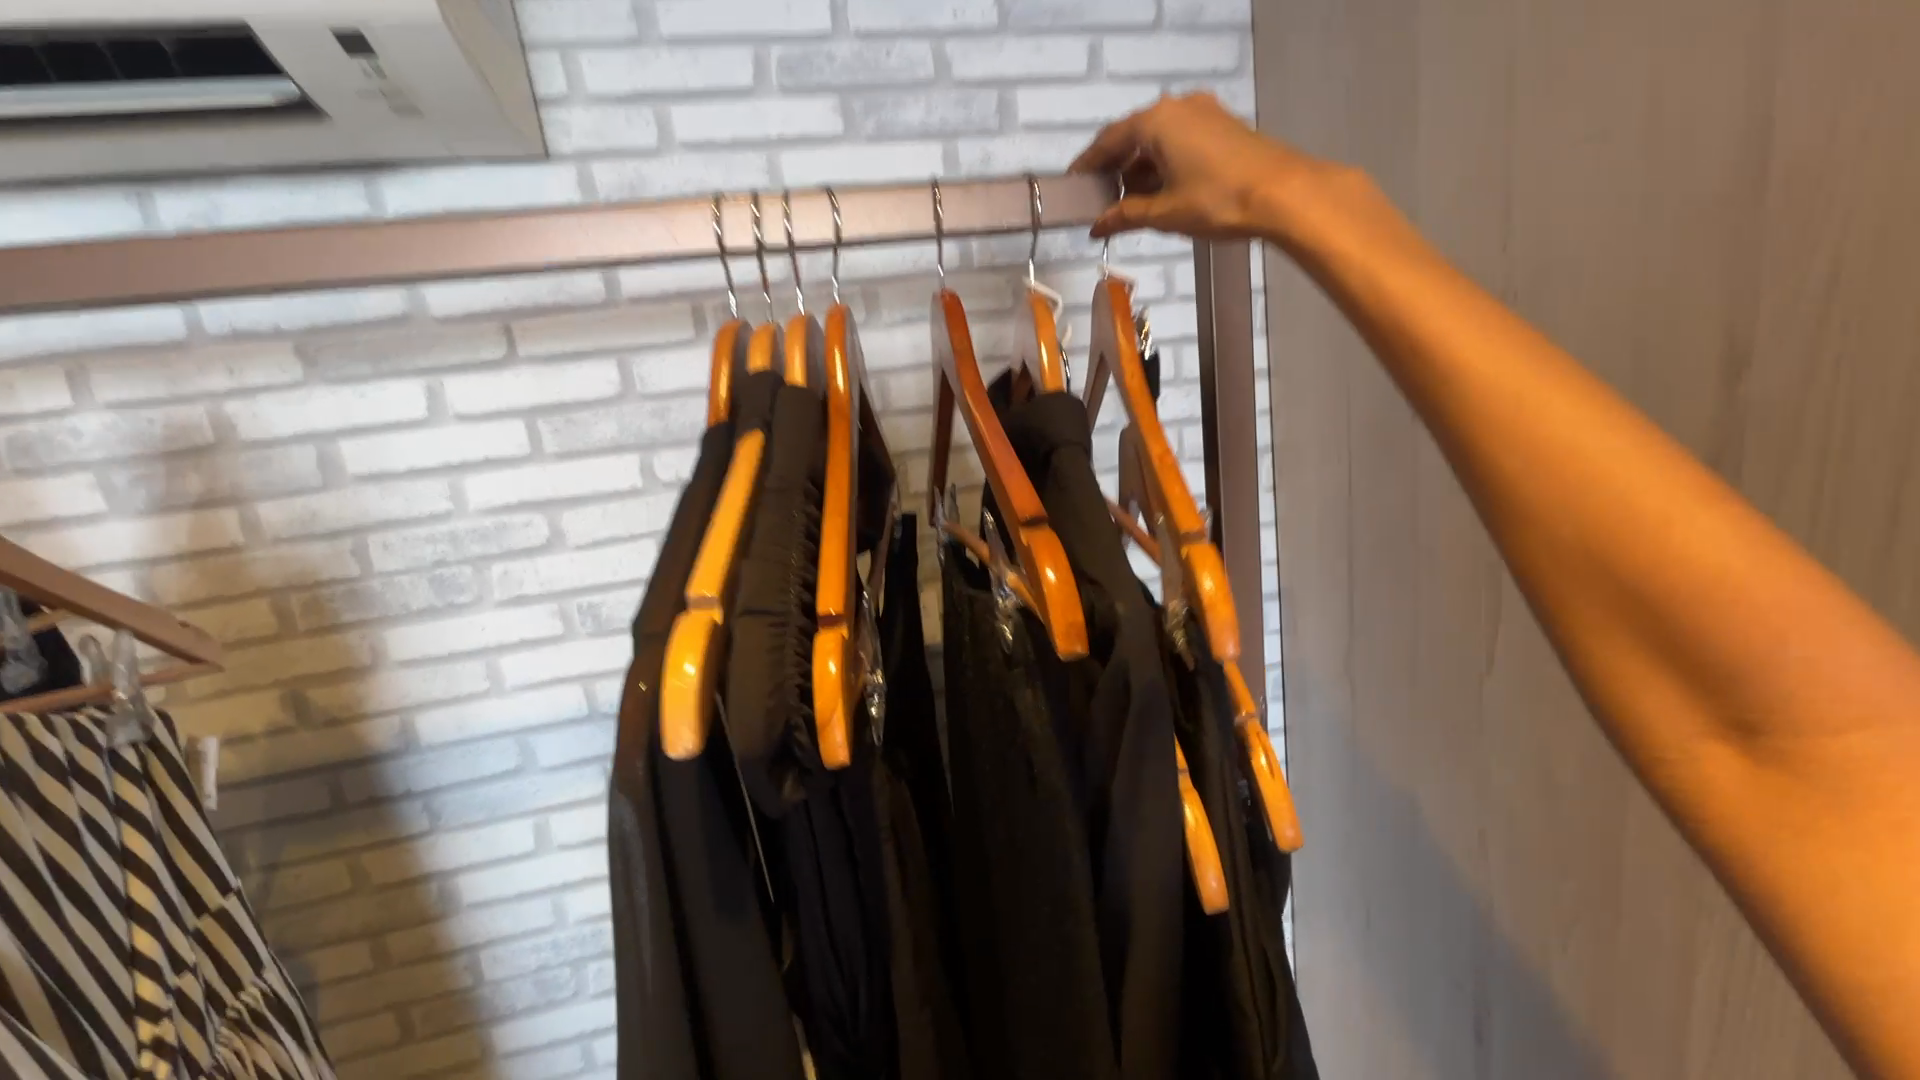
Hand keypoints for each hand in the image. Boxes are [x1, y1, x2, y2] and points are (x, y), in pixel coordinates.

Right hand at [1071, 93, 1353, 246]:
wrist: (1284, 194)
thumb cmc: (1217, 201)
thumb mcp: (1164, 213)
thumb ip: (1125, 216)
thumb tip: (1096, 227)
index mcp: (1156, 121)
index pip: (1109, 141)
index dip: (1088, 165)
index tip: (1072, 184)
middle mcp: (1178, 108)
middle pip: (1133, 137)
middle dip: (1115, 168)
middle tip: (1098, 198)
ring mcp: (1204, 114)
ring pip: (1158, 140)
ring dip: (1140, 170)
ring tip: (1128, 203)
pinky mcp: (1223, 127)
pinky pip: (1179, 142)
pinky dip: (1163, 164)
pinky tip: (1159, 192)